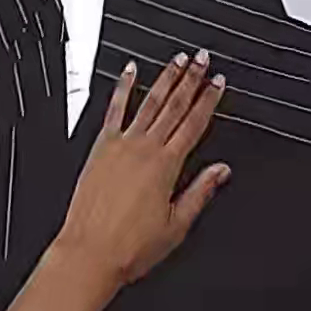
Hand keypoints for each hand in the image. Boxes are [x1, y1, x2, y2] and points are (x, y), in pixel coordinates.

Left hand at [54, 52, 229, 285]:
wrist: (89, 253)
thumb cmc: (129, 246)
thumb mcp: (176, 226)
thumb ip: (200, 192)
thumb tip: (221, 170)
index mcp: (167, 166)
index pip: (195, 123)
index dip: (209, 100)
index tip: (218, 82)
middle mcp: (146, 147)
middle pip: (175, 105)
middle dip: (192, 78)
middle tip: (202, 57)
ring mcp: (123, 142)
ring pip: (151, 101)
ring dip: (166, 77)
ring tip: (178, 58)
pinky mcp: (102, 144)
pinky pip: (115, 108)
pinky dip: (124, 86)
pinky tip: (130, 70)